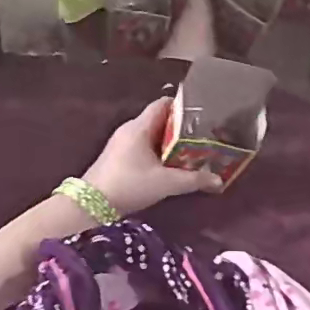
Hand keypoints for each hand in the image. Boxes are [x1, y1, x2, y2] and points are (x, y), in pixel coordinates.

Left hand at [82, 97, 222, 214]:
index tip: (203, 116)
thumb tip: (219, 181)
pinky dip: (157, 152)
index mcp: (139, 127)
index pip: (163, 104)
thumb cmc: (129, 185)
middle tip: (203, 137)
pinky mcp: (117, 157)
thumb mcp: (165, 183)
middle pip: (159, 120)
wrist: (90, 205)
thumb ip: (194, 180)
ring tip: (192, 152)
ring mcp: (121, 143)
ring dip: (169, 143)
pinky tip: (169, 166)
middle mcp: (129, 130)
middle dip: (181, 128)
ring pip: (151, 135)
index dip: (184, 106)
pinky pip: (142, 147)